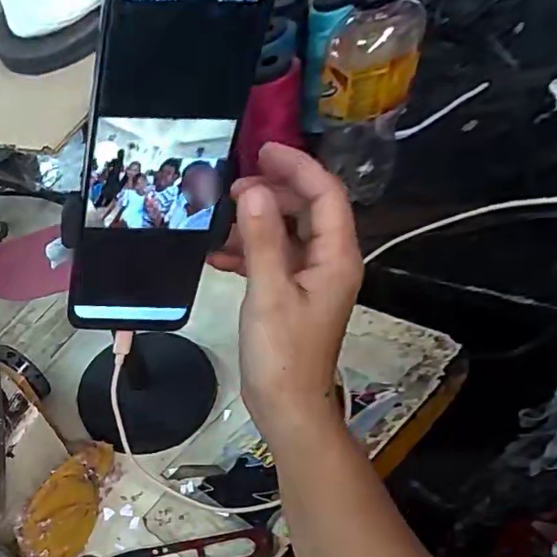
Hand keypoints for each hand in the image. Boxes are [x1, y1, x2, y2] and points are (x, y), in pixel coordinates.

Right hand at [211, 144, 363, 444]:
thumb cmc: (282, 354)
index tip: (263, 150)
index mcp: (335, 256)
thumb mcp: (269, 293)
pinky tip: (220, 255)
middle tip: (234, 186)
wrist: (286, 405)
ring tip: (222, 219)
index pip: (324, 194)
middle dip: (275, 192)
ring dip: (259, 223)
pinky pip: (274, 262)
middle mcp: (329, 262)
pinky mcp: (292, 298)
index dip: (297, 167)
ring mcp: (311, 281)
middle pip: (308, 210)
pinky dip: (250, 253)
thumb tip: (255, 192)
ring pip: (288, 235)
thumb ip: (263, 240)